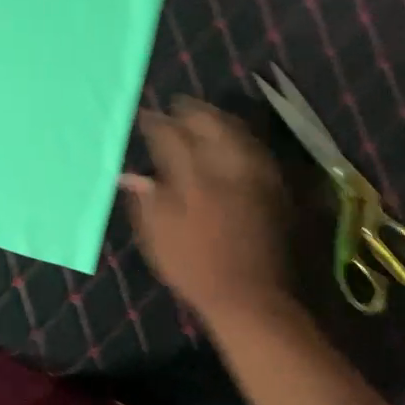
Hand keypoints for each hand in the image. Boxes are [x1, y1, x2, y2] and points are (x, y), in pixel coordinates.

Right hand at [119, 99, 289, 323]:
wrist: (251, 298)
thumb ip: (146, 201)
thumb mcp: (158, 238)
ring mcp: (255, 177)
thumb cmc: (195, 269)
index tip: (145, 115)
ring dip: (219, 119)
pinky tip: (234, 139)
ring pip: (237, 133)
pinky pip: (256, 150)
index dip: (156, 123)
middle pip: (210, 126)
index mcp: (193, 179)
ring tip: (204, 115)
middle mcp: (226, 169)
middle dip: (191, 112)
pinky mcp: (275, 188)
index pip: (171, 137)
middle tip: (176, 106)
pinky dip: (242, 137)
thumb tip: (129, 175)